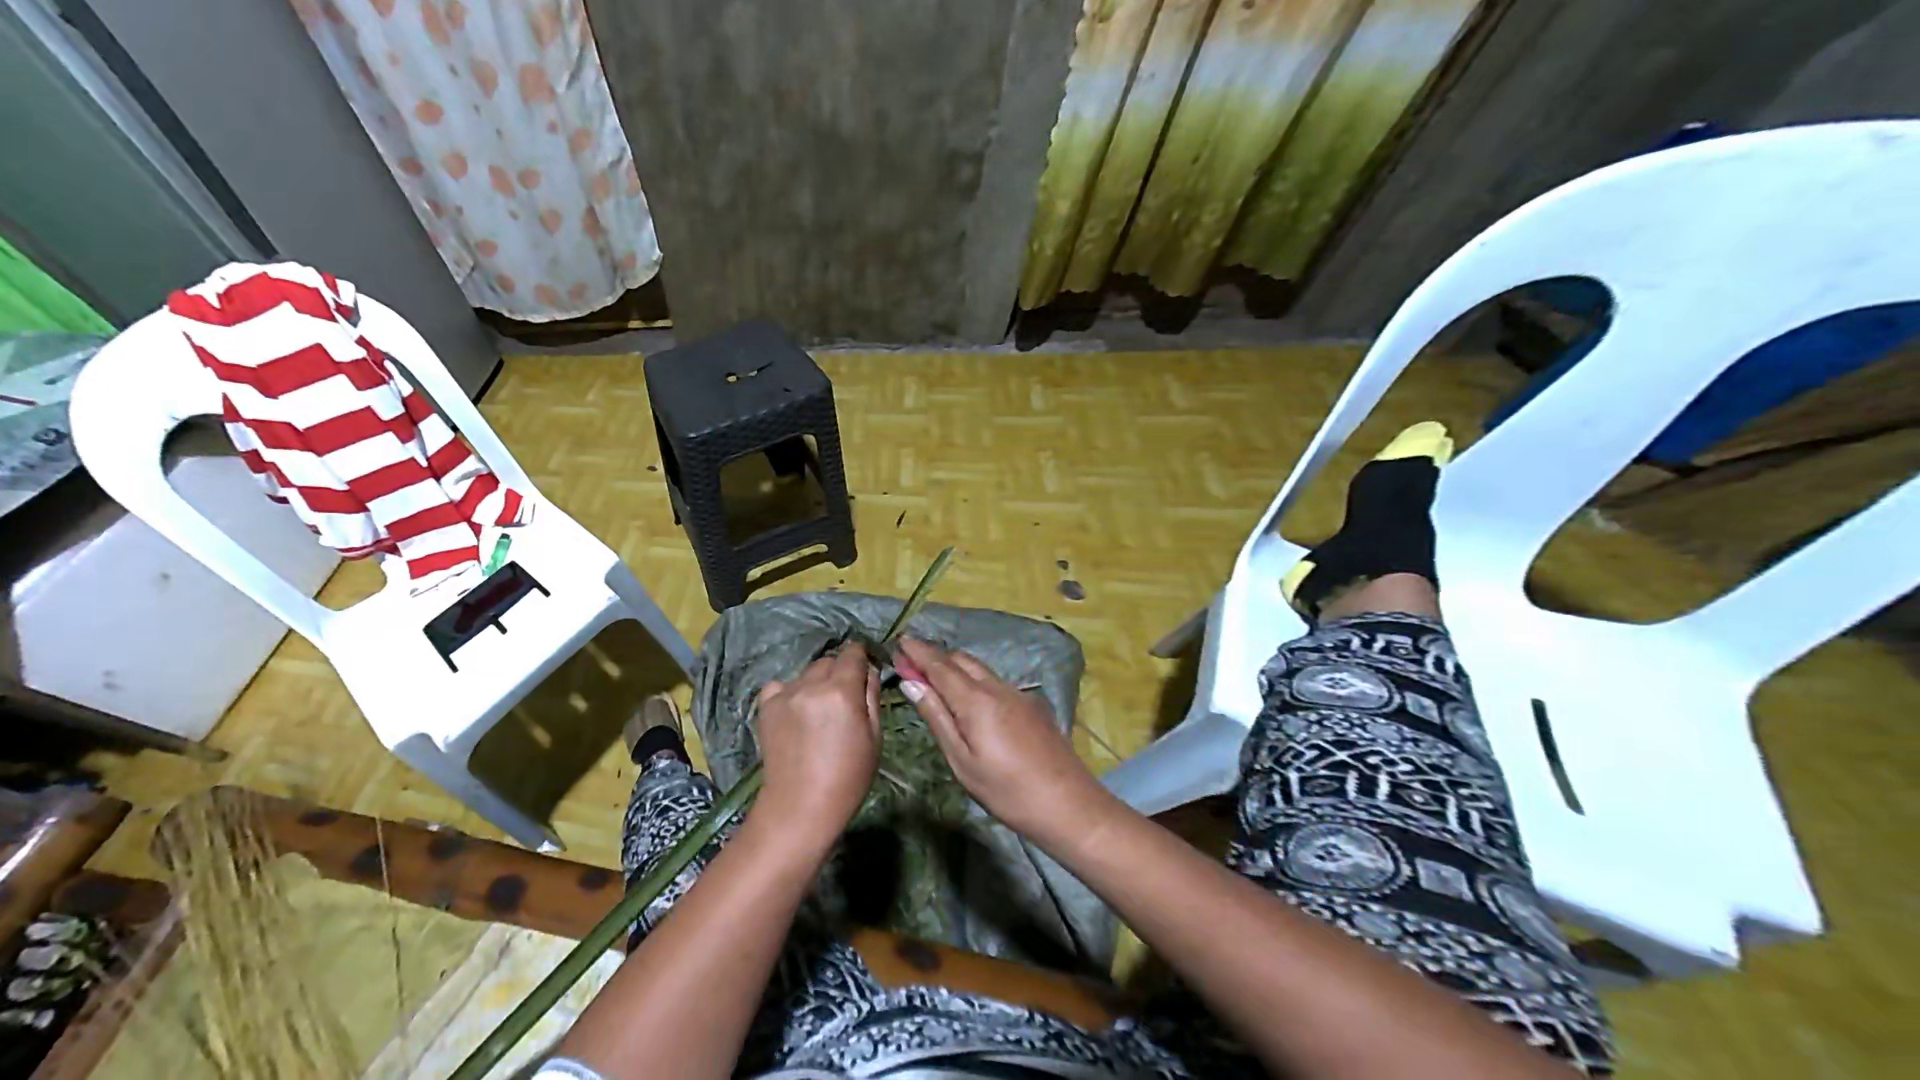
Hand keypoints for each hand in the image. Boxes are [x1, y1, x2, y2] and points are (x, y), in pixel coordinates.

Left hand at [754, 643, 880, 844]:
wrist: (799, 808)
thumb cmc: (847, 779)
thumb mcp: (874, 738)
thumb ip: (872, 697)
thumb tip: (868, 672)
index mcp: (842, 691)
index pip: (853, 653)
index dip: (861, 658)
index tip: (864, 671)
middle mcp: (811, 685)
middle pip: (829, 661)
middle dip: (839, 673)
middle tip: (844, 699)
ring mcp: (785, 694)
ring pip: (806, 673)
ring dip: (816, 683)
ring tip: (819, 711)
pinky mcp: (766, 707)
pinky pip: (780, 685)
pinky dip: (790, 691)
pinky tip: (795, 711)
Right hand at [895, 638, 1115, 841]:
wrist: (1068, 804)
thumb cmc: (1007, 791)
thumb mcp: (962, 761)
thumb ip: (937, 718)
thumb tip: (911, 683)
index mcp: (977, 700)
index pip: (940, 665)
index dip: (919, 652)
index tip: (900, 641)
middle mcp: (998, 688)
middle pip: (962, 660)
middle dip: (935, 656)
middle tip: (911, 663)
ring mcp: (1019, 695)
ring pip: (980, 670)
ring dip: (955, 667)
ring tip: (934, 678)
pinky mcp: (1031, 706)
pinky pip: (995, 683)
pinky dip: (974, 680)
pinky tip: (968, 699)